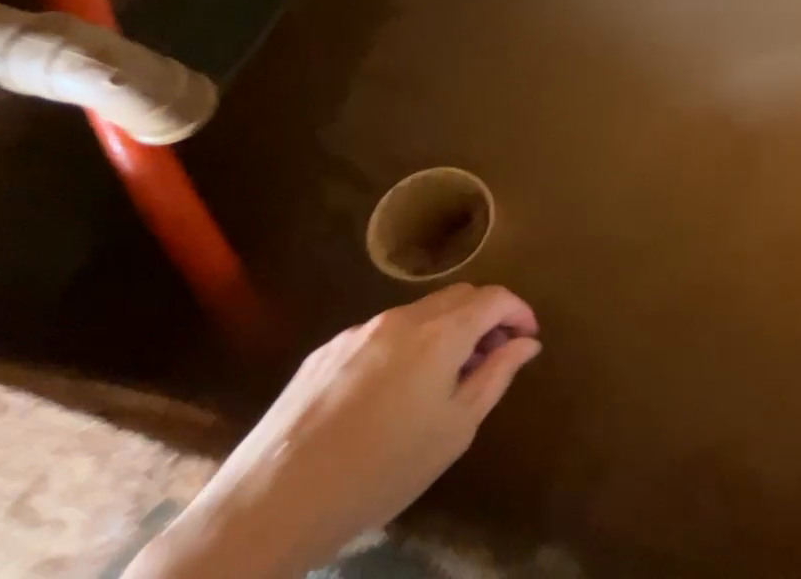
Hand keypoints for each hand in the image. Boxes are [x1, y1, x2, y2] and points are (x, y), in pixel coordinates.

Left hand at [127, 284, 540, 578]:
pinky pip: (381, 335)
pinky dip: (408, 346)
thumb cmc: (381, 470)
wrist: (271, 503)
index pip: (494, 298)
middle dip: (485, 319)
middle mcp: (399, 319)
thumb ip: (496, 376)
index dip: (519, 313)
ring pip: (419, 314)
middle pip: (458, 297)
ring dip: (446, 332)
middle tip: (493, 360)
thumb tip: (526, 343)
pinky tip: (394, 394)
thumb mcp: (456, 429)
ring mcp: (356, 333)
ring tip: (445, 381)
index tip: (529, 341)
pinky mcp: (323, 354)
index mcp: (439, 334)